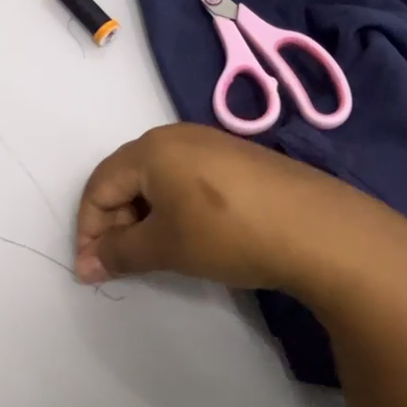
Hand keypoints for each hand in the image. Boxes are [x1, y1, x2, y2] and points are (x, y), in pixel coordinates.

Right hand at [75, 123, 401, 291]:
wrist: (320, 230)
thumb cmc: (226, 234)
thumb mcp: (165, 247)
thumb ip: (119, 253)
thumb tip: (86, 264)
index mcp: (149, 149)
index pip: (98, 187)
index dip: (89, 230)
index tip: (92, 270)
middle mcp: (175, 136)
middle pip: (126, 179)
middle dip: (116, 223)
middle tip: (122, 264)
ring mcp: (211, 144)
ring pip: (158, 180)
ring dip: (145, 218)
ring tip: (157, 254)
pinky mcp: (239, 159)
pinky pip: (187, 179)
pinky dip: (175, 208)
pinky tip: (193, 237)